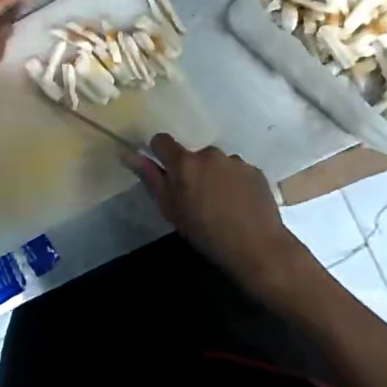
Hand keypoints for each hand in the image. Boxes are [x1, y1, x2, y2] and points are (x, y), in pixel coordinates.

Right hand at [131, 134, 301, 275]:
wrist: (256, 245)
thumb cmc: (206, 233)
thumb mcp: (172, 210)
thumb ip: (152, 179)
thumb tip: (130, 154)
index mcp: (185, 163)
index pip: (162, 141)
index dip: (160, 154)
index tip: (165, 172)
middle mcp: (210, 154)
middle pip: (193, 156)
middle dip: (192, 171)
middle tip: (198, 199)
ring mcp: (236, 160)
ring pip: (217, 164)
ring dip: (215, 177)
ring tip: (222, 205)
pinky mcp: (255, 170)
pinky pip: (237, 171)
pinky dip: (235, 183)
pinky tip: (239, 205)